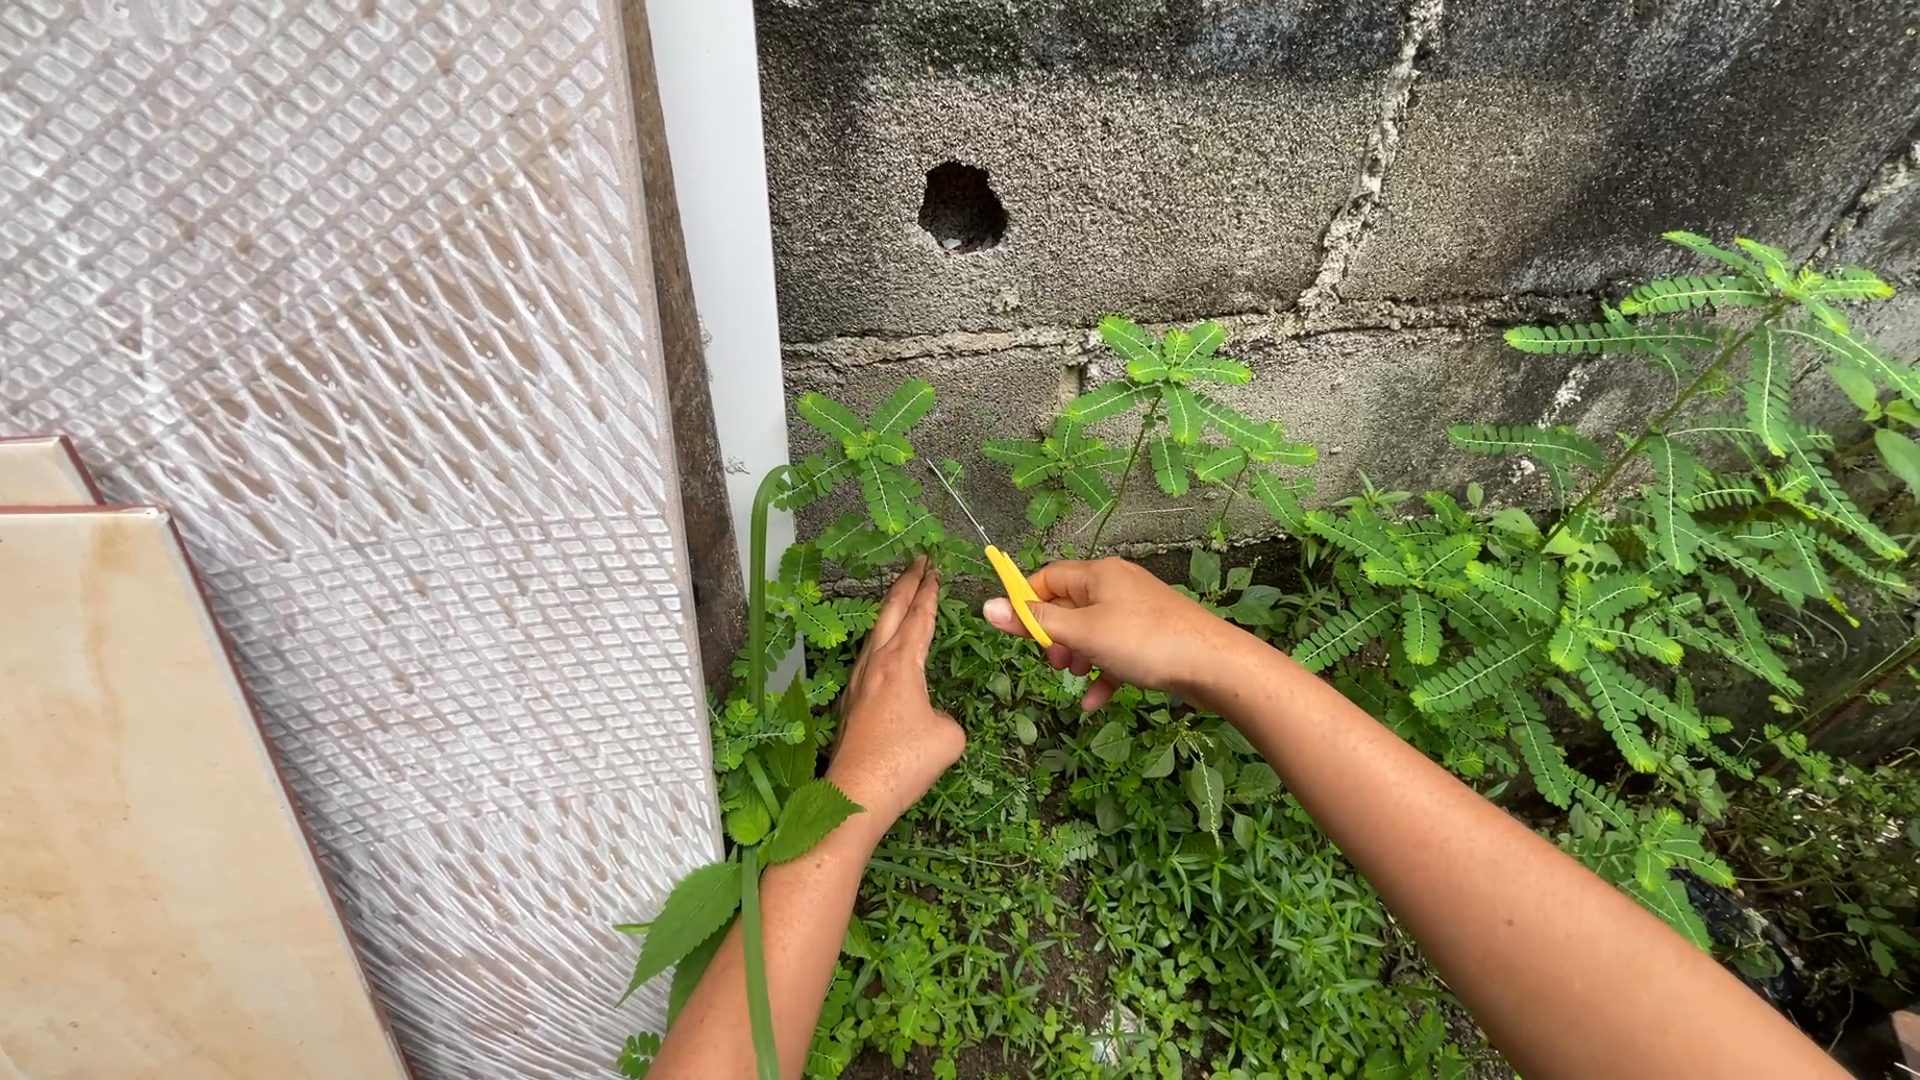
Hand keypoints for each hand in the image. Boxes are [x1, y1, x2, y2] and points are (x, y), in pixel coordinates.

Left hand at [825, 556, 965, 825]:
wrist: (856, 795)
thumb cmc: (905, 762)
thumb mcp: (948, 736)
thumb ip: (946, 716)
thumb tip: (930, 716)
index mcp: (900, 663)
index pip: (919, 617)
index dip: (929, 591)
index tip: (934, 568)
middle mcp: (875, 664)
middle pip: (890, 612)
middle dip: (905, 583)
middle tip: (917, 561)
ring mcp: (858, 683)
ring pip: (874, 633)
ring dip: (889, 609)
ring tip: (900, 597)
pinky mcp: (851, 703)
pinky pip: (868, 657)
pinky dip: (882, 639)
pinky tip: (884, 651)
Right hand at [983, 557, 1247, 710]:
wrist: (1216, 666)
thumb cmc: (1144, 641)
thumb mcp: (1082, 634)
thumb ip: (1035, 622)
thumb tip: (987, 607)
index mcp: (1098, 575)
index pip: (1048, 577)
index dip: (1026, 602)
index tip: (1016, 633)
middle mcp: (1116, 586)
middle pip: (1069, 606)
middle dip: (1055, 636)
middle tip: (1054, 662)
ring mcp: (1136, 613)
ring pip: (1091, 632)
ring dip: (1078, 656)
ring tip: (1077, 676)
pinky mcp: (1151, 639)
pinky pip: (1116, 652)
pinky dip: (1103, 673)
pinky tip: (1096, 702)